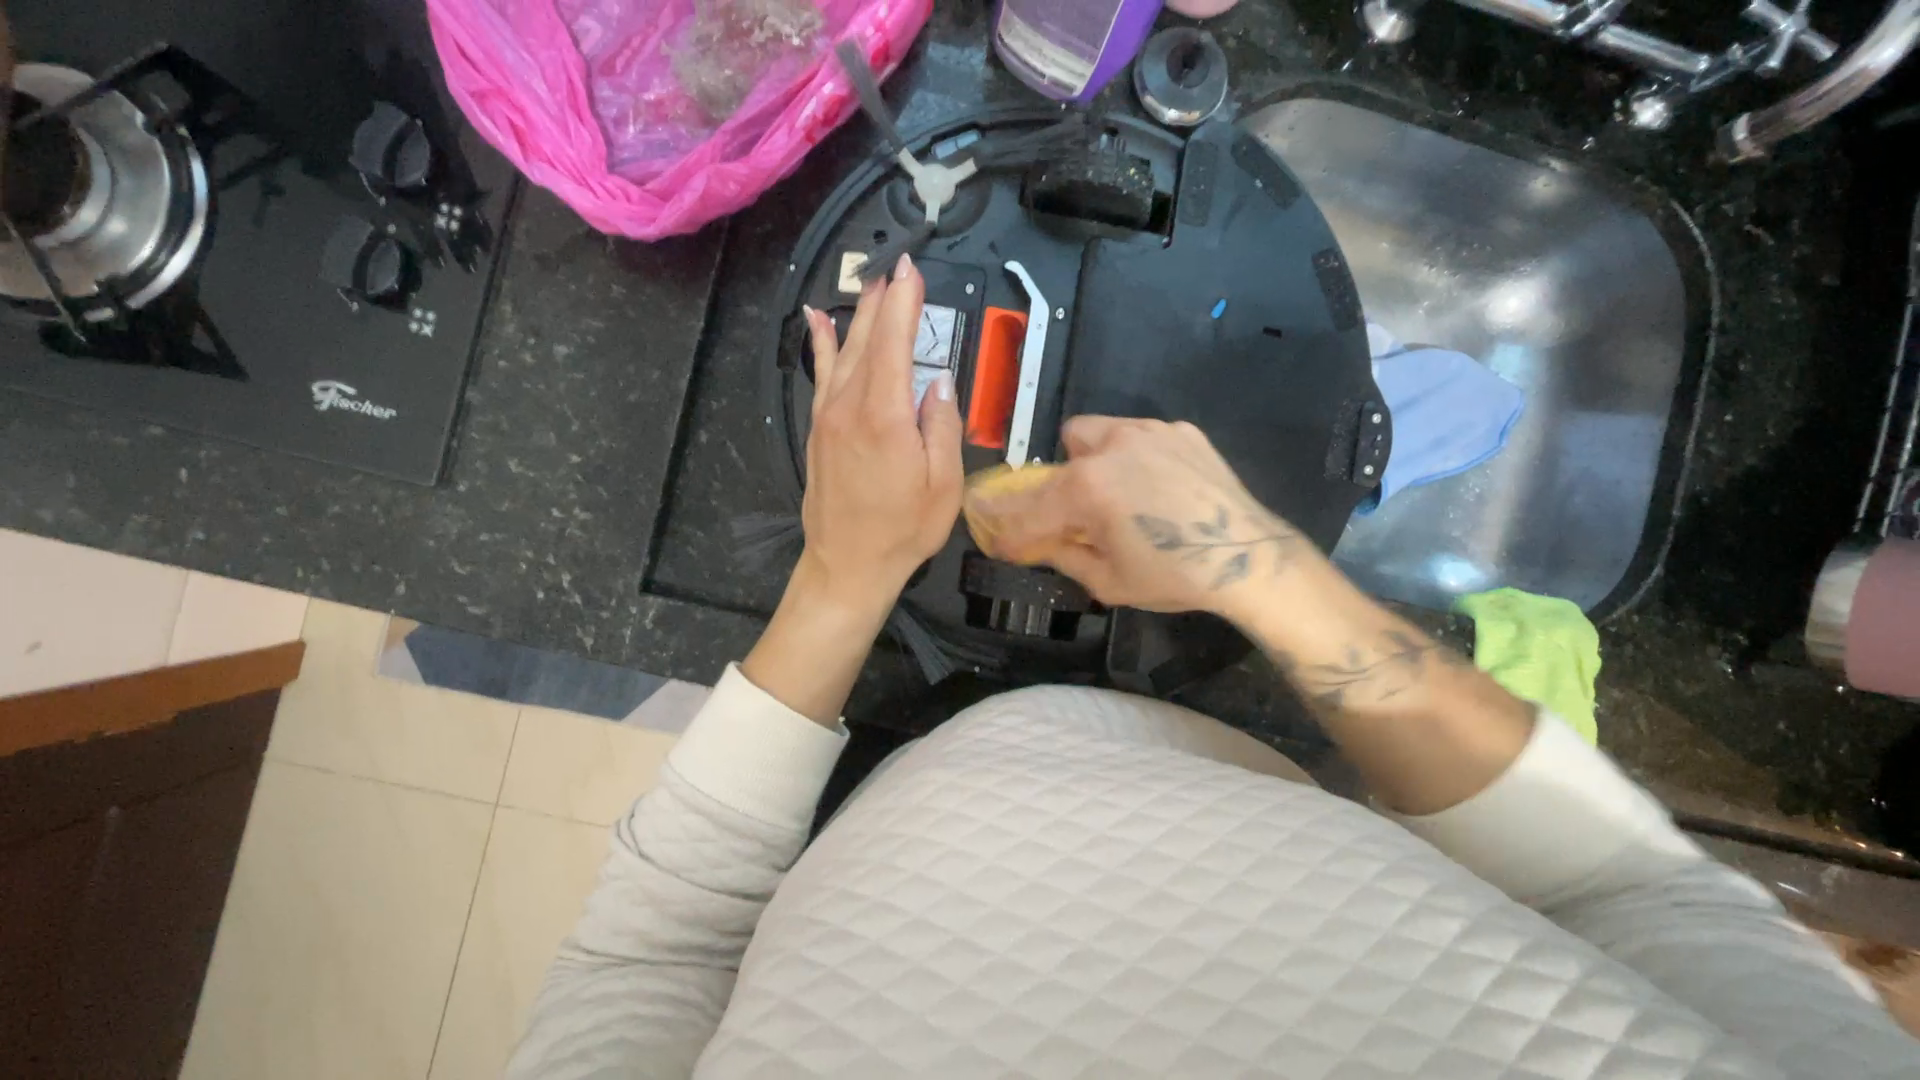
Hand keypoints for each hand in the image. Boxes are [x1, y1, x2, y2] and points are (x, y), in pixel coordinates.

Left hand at [797, 254, 962, 614]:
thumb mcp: (943, 485)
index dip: (904, 303)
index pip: (895, 344)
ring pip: (844, 352)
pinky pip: (821, 375)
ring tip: (871, 285)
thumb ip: (942, 427)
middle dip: (884, 300)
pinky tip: (818, 322)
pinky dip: (822, 345)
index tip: (912, 271)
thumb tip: (940, 382)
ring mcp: (829, 417)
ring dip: (860, 316)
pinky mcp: (819, 429)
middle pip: (868, 340)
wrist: (847, 564)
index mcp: (885, 417)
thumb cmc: (902, 530)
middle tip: (897, 267)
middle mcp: (851, 407)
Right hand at [965, 416, 1313, 622]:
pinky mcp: (1182, 431)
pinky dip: (1139, 458)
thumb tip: (1035, 545)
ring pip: (1103, 431)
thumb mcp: (1108, 580)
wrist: (1250, 559)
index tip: (1000, 539)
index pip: (1032, 507)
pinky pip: (1143, 436)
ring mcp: (1151, 432)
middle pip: (1066, 446)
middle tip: (1079, 508)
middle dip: (1064, 478)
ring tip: (1123, 492)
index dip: (1009, 528)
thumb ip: (1062, 555)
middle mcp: (1113, 446)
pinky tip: (1160, 488)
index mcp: (1087, 488)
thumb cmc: (1174, 576)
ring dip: (1098, 459)